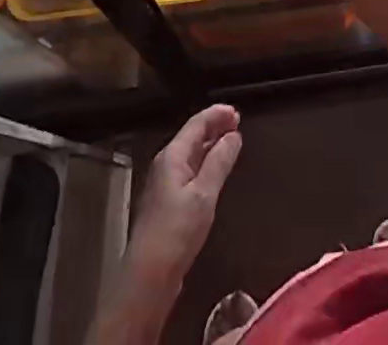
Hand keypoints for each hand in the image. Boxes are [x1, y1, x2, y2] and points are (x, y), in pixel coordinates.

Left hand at [126, 104, 243, 282]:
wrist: (148, 276)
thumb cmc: (177, 231)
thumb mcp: (204, 193)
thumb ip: (219, 161)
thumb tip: (233, 135)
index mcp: (172, 157)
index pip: (196, 124)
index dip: (217, 114)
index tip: (237, 112)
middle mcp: (166, 166)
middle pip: (192, 136)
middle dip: (215, 126)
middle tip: (238, 122)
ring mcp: (165, 185)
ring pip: (191, 153)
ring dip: (211, 144)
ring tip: (232, 140)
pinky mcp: (168, 203)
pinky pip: (190, 170)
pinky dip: (206, 162)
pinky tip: (216, 169)